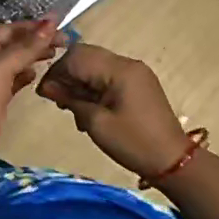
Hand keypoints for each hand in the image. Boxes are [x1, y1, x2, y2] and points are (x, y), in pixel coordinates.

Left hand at [0, 20, 62, 182]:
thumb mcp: (0, 68)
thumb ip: (25, 48)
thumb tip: (50, 23)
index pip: (10, 28)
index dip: (33, 26)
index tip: (60, 26)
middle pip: (13, 43)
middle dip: (36, 40)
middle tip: (64, 42)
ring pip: (15, 61)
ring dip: (33, 56)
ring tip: (56, 55)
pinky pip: (13, 80)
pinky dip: (26, 75)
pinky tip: (37, 75)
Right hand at [36, 44, 193, 182]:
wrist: (175, 163)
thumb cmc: (133, 143)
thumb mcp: (96, 123)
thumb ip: (71, 99)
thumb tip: (47, 87)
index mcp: (119, 70)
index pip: (76, 56)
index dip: (56, 72)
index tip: (43, 94)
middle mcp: (127, 63)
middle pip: (85, 55)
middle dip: (66, 74)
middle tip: (57, 99)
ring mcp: (135, 72)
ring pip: (95, 64)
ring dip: (79, 81)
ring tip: (73, 108)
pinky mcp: (138, 82)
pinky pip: (107, 74)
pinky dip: (93, 86)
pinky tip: (89, 108)